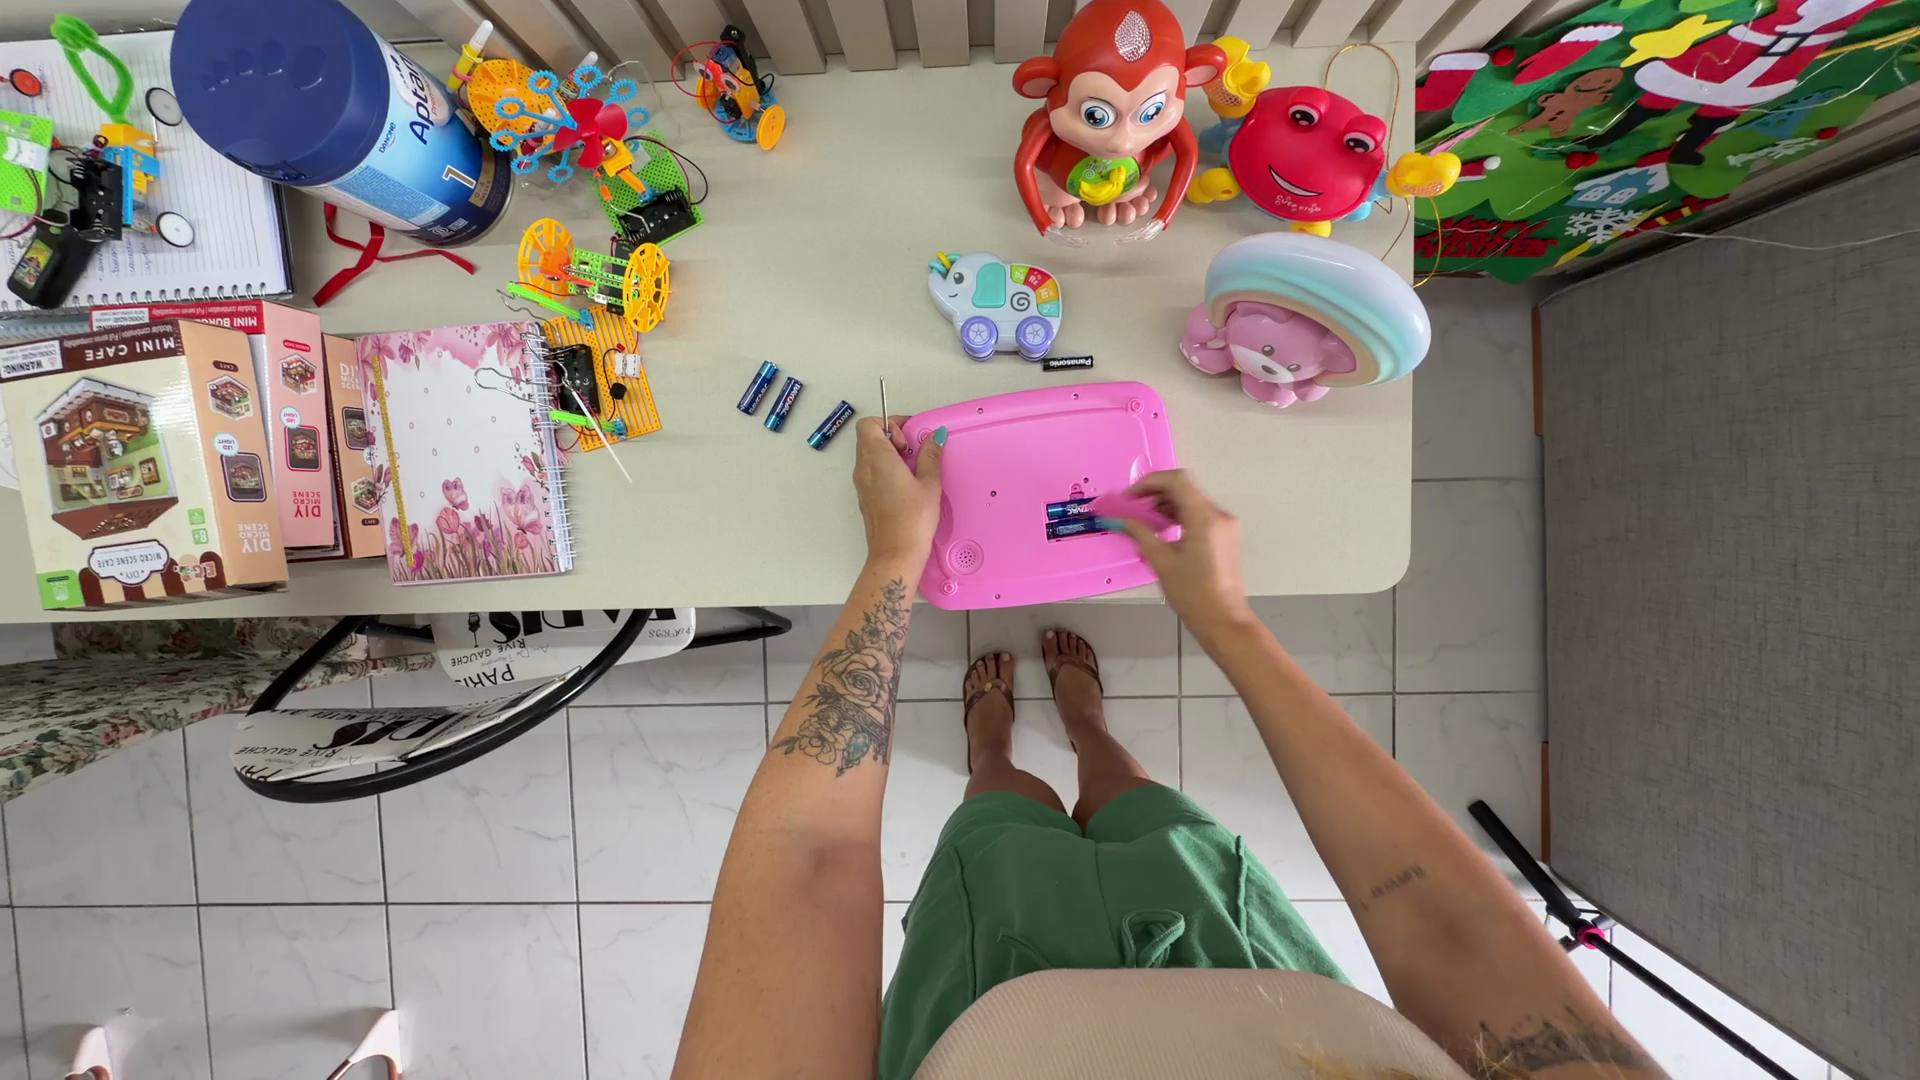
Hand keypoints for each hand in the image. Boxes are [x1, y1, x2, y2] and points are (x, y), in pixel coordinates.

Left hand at [853, 415, 944, 567]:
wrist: (896, 553)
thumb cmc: (912, 520)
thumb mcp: (929, 483)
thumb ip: (930, 455)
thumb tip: (935, 436)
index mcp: (877, 458)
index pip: (869, 424)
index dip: (889, 423)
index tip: (909, 436)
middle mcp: (863, 468)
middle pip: (868, 438)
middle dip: (892, 438)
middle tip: (913, 452)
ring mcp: (861, 484)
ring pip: (870, 455)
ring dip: (889, 454)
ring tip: (912, 470)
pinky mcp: (865, 498)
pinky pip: (871, 473)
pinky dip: (886, 470)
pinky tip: (906, 485)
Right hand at [1109, 470, 1253, 636]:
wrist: (1223, 620)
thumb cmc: (1192, 593)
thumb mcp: (1161, 561)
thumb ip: (1140, 533)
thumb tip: (1120, 520)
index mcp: (1204, 517)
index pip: (1176, 480)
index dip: (1148, 482)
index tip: (1129, 497)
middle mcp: (1218, 514)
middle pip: (1184, 487)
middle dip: (1155, 493)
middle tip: (1132, 508)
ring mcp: (1224, 524)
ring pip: (1191, 499)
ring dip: (1166, 503)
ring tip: (1143, 521)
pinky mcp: (1224, 535)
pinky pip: (1198, 513)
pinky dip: (1178, 515)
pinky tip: (1161, 529)